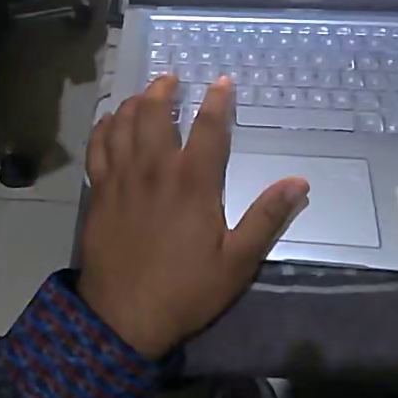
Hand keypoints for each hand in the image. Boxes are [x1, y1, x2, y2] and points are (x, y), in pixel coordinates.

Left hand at [79, 75, 309, 358]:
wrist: (122, 319)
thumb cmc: (185, 290)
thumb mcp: (237, 261)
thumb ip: (267, 218)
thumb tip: (299, 182)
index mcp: (192, 183)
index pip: (208, 127)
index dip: (217, 100)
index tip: (223, 80)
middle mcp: (155, 169)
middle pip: (154, 113)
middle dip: (164, 89)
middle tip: (172, 78)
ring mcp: (122, 178)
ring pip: (123, 123)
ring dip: (134, 102)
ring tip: (144, 93)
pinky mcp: (99, 192)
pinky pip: (97, 147)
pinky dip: (104, 127)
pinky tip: (109, 121)